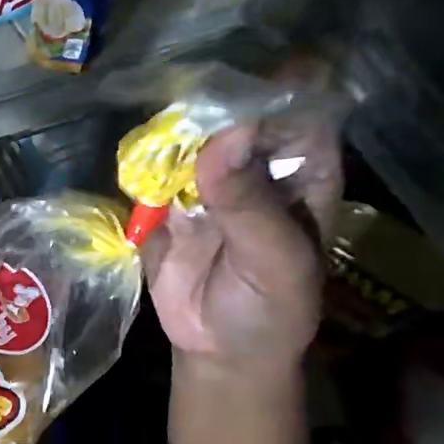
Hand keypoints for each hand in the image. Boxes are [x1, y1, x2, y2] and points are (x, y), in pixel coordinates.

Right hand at [142, 118, 341, 371]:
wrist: (220, 352)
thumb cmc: (271, 310)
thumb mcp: (277, 263)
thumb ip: (250, 203)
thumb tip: (224, 136)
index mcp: (304, 167)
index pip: (299, 105)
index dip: (272, 91)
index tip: (236, 100)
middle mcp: (257, 160)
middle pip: (238, 108)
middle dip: (211, 106)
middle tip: (185, 119)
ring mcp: (210, 174)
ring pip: (191, 131)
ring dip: (171, 131)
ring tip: (158, 145)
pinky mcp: (167, 195)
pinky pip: (154, 166)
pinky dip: (143, 161)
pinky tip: (139, 167)